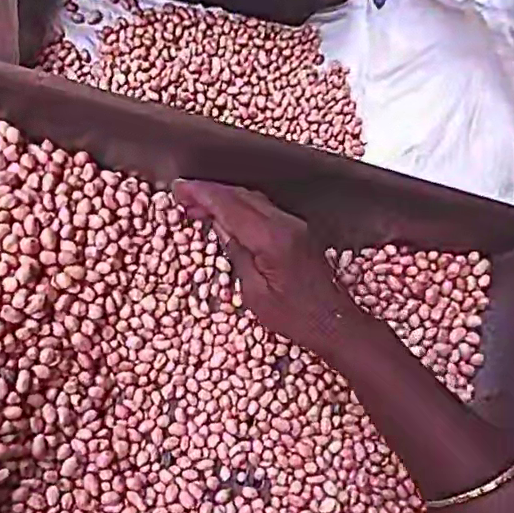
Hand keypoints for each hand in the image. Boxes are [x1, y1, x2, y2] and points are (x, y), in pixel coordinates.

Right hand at [172, 178, 372, 356]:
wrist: (334, 323)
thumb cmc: (295, 318)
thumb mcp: (254, 294)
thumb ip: (237, 254)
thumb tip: (219, 228)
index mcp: (272, 239)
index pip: (230, 206)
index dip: (202, 194)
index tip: (179, 188)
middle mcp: (286, 224)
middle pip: (241, 196)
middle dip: (209, 192)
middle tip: (182, 194)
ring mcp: (295, 226)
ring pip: (253, 200)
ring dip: (224, 198)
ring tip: (198, 205)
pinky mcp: (298, 232)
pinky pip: (264, 210)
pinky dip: (240, 207)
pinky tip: (226, 217)